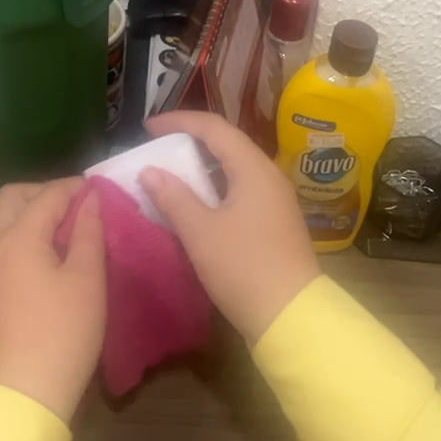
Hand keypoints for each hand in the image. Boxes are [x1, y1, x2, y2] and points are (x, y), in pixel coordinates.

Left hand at [0, 177, 105, 421]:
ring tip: (56, 237)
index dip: (75, 188)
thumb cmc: (60, 336)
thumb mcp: (87, 281)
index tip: (97, 190)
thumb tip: (91, 198)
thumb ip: (90, 232)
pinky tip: (32, 269)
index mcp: (17, 236)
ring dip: (24, 218)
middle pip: (11, 199)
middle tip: (72, 208)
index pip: (48, 195)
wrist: (16, 402)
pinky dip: (11, 245)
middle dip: (42, 194)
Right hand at [139, 112, 319, 342]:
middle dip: (189, 142)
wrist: (292, 318)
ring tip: (171, 176)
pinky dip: (214, 189)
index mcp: (253, 168)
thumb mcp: (201, 232)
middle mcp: (268, 175)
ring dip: (201, 168)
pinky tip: (196, 206)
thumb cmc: (244, 268)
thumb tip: (149, 171)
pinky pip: (240, 189)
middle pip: (226, 144)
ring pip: (233, 169)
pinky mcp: (275, 222)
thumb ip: (173, 197)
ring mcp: (275, 199)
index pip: (213, 127)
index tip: (147, 128)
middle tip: (157, 149)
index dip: (178, 122)